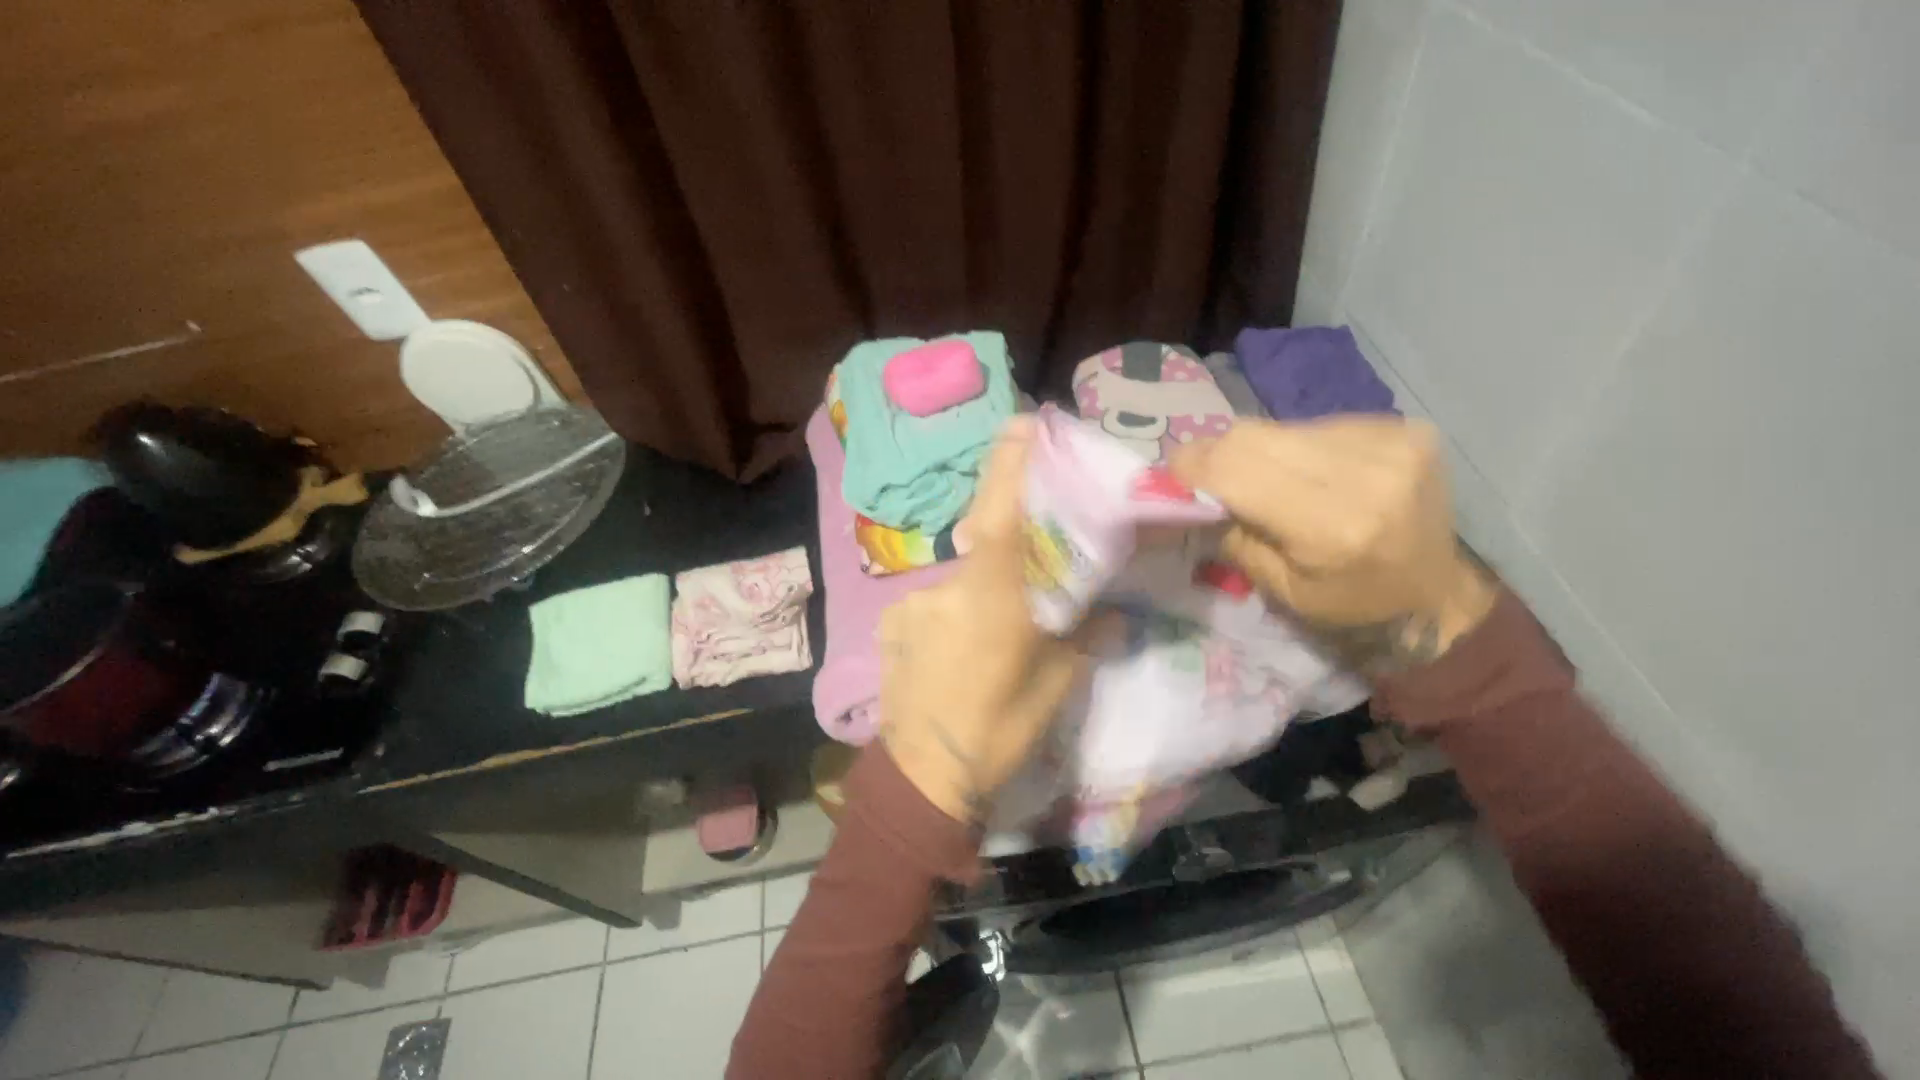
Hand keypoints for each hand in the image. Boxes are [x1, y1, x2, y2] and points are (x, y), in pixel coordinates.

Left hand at [879, 419, 1084, 822]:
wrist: (923, 775)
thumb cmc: (1001, 727)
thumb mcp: (1059, 682)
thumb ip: (1086, 634)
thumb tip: (1113, 608)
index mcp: (992, 591)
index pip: (1002, 507)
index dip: (1011, 460)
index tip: (1024, 423)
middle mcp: (947, 583)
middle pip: (984, 544)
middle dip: (1009, 552)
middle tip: (1031, 583)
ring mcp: (912, 602)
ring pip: (960, 581)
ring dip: (981, 595)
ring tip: (995, 637)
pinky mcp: (892, 624)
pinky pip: (933, 605)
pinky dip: (952, 616)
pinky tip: (960, 654)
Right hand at [1170, 416, 1496, 674]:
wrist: (1436, 597)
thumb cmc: (1351, 606)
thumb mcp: (1281, 590)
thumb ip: (1235, 535)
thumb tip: (1191, 494)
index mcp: (1332, 526)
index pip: (1238, 469)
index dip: (1193, 465)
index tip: (1169, 474)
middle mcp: (1365, 473)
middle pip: (1256, 436)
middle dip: (1218, 453)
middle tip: (1201, 473)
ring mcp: (1391, 442)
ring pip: (1285, 425)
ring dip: (1261, 449)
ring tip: (1263, 478)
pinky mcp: (1403, 428)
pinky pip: (1321, 424)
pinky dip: (1301, 446)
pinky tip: (1312, 472)